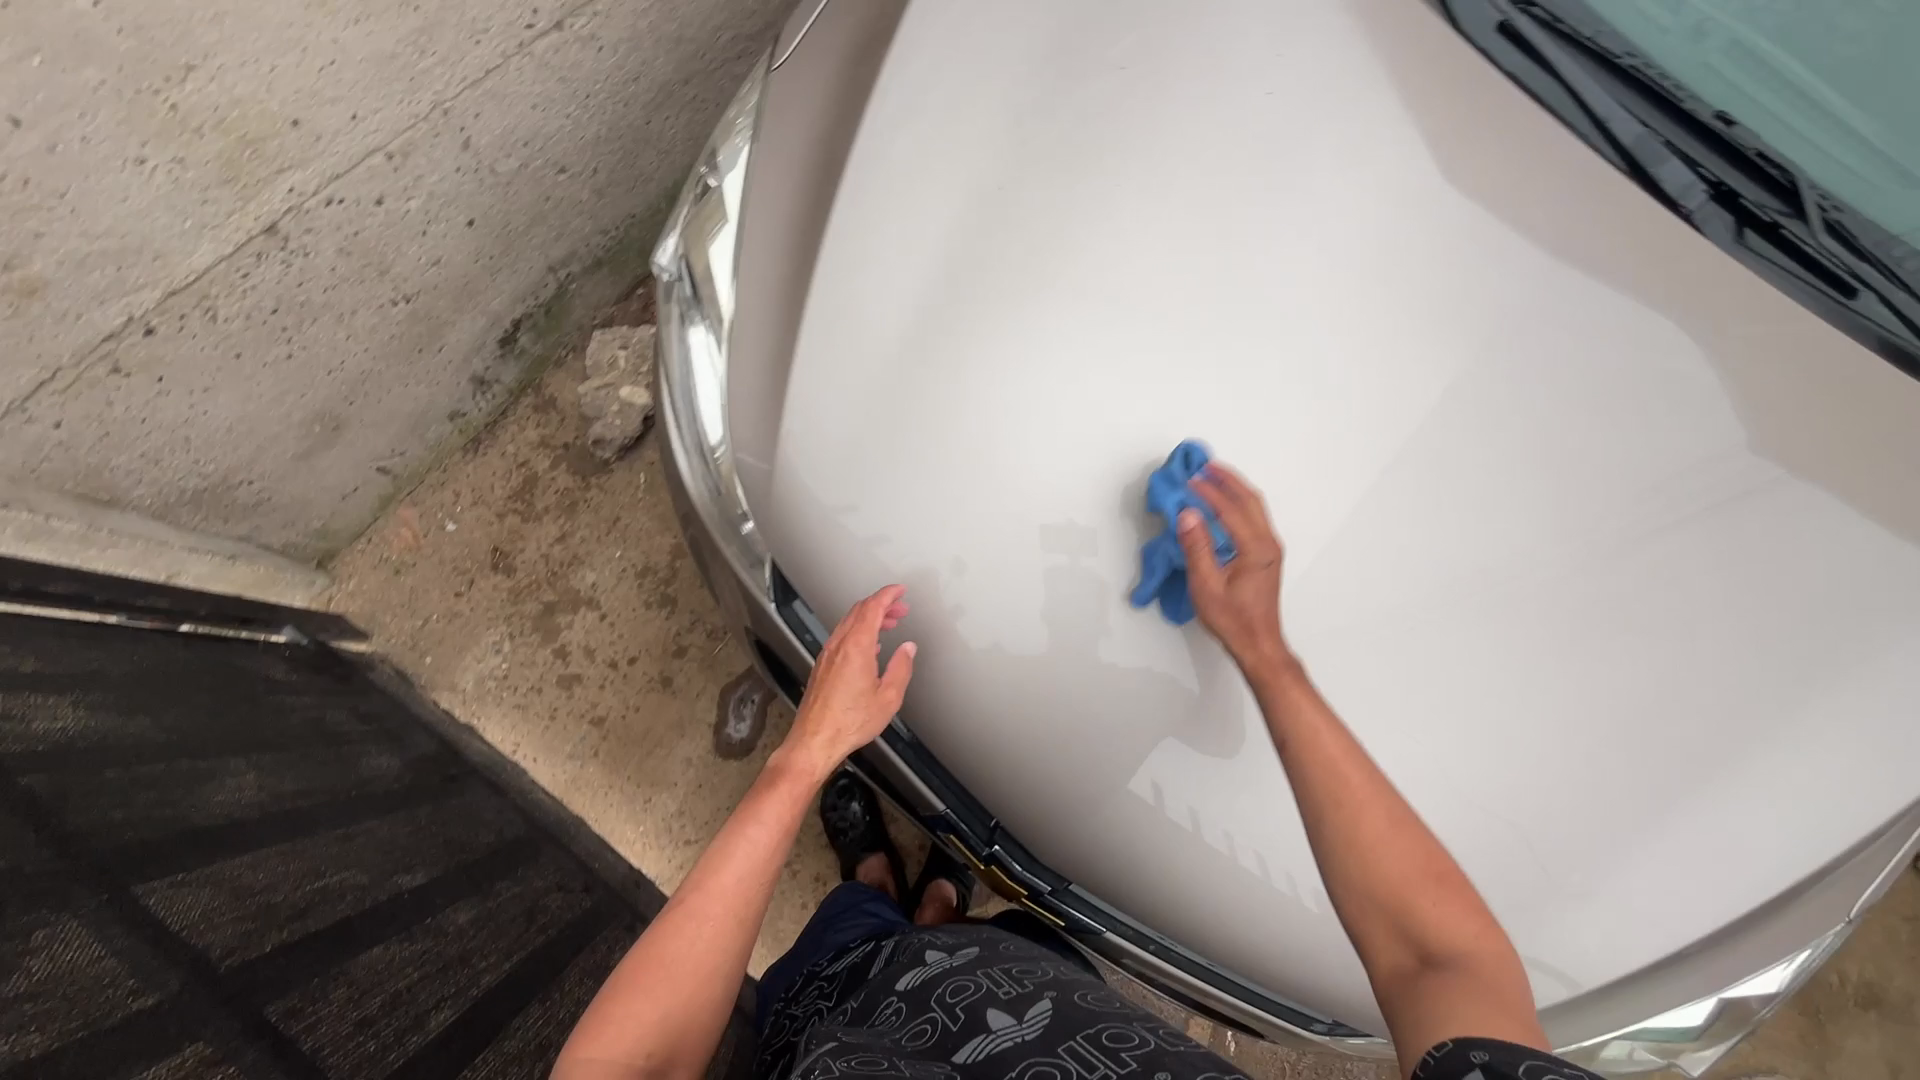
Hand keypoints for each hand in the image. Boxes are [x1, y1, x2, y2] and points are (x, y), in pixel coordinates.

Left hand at [777, 584, 915, 779]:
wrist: (815, 739)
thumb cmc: (848, 723)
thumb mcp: (888, 698)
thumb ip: (901, 668)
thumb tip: (908, 649)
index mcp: (856, 647)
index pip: (872, 607)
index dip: (888, 595)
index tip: (900, 591)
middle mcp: (839, 646)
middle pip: (859, 610)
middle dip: (881, 604)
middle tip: (900, 608)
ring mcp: (827, 654)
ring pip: (848, 622)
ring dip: (869, 617)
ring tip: (889, 623)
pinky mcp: (822, 665)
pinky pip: (841, 636)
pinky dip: (858, 631)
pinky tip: (870, 645)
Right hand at [1177, 462, 1290, 670]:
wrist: (1258, 643)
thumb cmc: (1231, 619)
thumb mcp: (1206, 585)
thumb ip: (1196, 547)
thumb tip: (1187, 514)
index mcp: (1255, 548)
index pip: (1230, 509)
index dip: (1208, 492)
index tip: (1188, 479)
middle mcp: (1268, 543)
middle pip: (1249, 500)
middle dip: (1227, 480)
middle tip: (1204, 466)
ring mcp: (1270, 548)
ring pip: (1255, 507)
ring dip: (1234, 488)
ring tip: (1213, 476)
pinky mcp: (1266, 555)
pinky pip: (1254, 517)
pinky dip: (1238, 502)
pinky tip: (1224, 503)